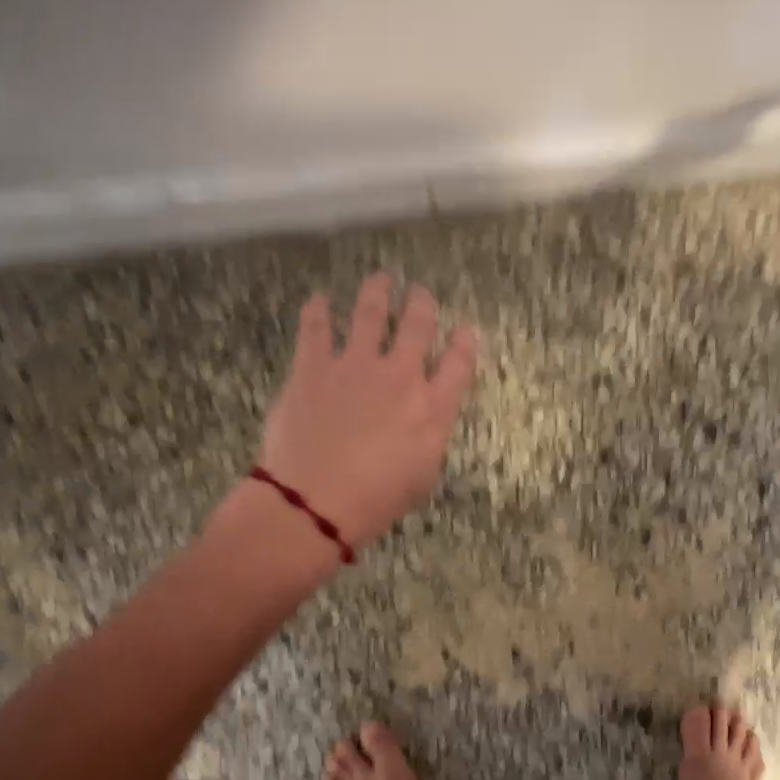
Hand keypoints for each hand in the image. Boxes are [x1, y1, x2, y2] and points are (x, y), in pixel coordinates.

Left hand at [252, 272, 478, 548]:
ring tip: (380, 279)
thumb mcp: (422, 476)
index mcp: (431, 408)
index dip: (465, 344)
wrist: (316, 500)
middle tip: (421, 292)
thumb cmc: (375, 500)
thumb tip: (424, 419)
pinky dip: (317, 312)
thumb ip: (428, 438)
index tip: (466, 331)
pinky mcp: (313, 367)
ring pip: (370, 314)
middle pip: (418, 326)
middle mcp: (399, 376)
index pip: (458, 364)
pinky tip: (318, 300)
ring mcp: (354, 366)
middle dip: (422, 304)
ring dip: (377, 293)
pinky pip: (315, 329)